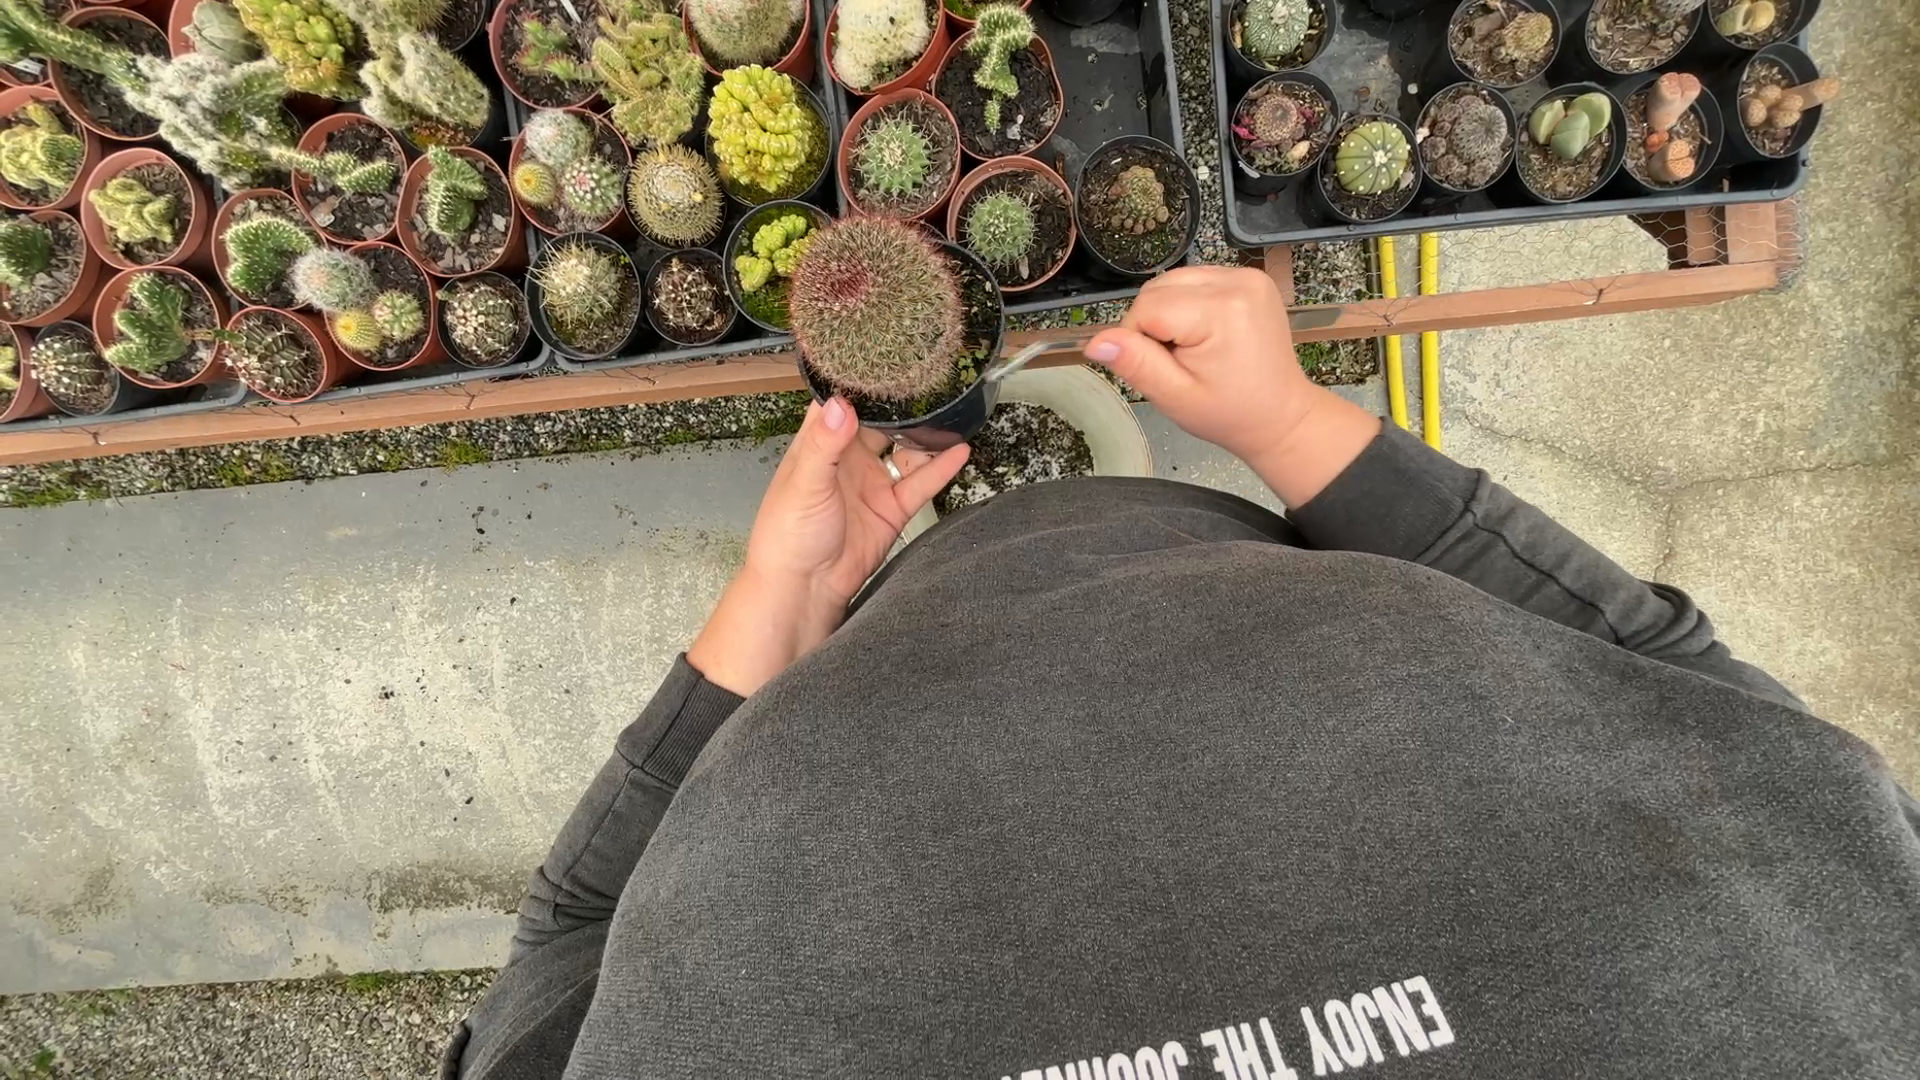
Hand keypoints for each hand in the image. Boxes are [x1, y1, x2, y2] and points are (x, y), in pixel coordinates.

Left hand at [687, 398, 968, 696]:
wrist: (805, 588)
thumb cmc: (788, 534)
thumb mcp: (804, 483)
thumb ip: (825, 444)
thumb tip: (842, 403)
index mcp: (818, 444)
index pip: (840, 400)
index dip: (860, 379)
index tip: (884, 354)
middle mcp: (847, 459)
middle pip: (880, 421)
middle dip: (901, 402)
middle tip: (928, 377)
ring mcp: (872, 483)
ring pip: (906, 449)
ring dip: (926, 433)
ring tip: (951, 408)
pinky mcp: (892, 508)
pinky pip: (921, 483)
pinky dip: (941, 468)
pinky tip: (960, 449)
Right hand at [1083, 266, 1379, 505]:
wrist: (1279, 415)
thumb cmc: (1226, 413)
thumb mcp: (1174, 397)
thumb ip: (1136, 364)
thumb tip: (1096, 341)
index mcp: (1220, 312)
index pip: (1146, 308)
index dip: (1138, 339)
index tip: (1159, 368)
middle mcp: (1237, 283)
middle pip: (1158, 289)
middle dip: (1152, 324)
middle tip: (1174, 361)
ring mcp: (1247, 276)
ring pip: (1174, 281)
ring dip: (1168, 312)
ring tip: (1189, 348)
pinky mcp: (1251, 278)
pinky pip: (1196, 281)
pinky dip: (1188, 304)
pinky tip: (1203, 333)